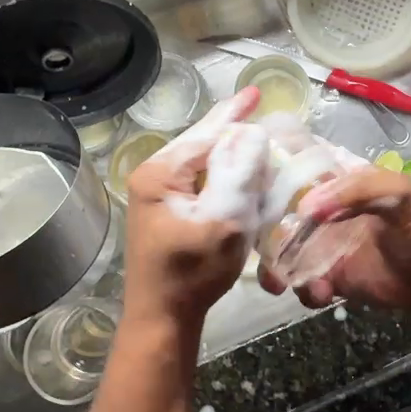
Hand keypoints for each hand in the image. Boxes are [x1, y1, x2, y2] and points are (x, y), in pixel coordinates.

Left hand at [121, 87, 268, 328]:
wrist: (163, 319)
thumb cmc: (193, 272)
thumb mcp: (224, 220)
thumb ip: (239, 172)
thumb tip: (251, 132)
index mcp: (160, 173)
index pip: (207, 133)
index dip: (235, 113)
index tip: (256, 92)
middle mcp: (153, 177)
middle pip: (201, 141)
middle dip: (231, 125)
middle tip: (257, 104)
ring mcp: (157, 196)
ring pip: (202, 161)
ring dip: (229, 149)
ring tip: (254, 130)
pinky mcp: (167, 213)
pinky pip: (201, 180)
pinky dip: (224, 172)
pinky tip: (242, 169)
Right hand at [264, 167, 410, 310]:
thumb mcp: (398, 193)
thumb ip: (358, 190)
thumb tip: (307, 208)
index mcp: (334, 179)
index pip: (290, 166)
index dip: (265, 174)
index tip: (249, 190)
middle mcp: (318, 208)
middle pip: (272, 212)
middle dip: (262, 231)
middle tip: (269, 248)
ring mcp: (317, 243)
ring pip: (277, 250)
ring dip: (276, 268)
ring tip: (287, 283)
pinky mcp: (322, 275)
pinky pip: (297, 282)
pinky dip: (303, 290)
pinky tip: (324, 294)